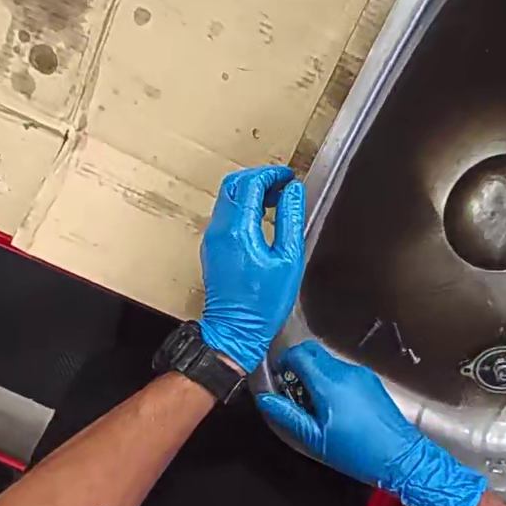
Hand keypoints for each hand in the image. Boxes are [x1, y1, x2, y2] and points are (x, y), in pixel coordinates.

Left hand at [198, 165, 306, 372]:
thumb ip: (290, 219)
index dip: (271, 174)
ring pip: (228, 197)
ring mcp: (212, 238)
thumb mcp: (289, 259)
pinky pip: (225, 213)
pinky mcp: (212, 246)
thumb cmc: (264, 302)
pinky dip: (243, 205)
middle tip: (282, 184)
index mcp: (239, 229)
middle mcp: (220, 229)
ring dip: (251, 190)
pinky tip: (261, 217)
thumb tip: (293, 192)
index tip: (288, 177)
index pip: (250, 183)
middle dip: (259, 177)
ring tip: (275, 199)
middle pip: (234, 184)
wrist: (235, 331)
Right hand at [258, 341, 485, 505]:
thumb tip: (265, 399)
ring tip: (315, 406)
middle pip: (313, 352)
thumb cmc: (357, 452)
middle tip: (294, 392)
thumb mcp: (314, 439)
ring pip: (329, 362)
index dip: (284, 362)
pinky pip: (344, 371)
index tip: (280, 381)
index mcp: (329, 382)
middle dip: (298, 366)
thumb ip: (287, 416)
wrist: (401, 457)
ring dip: (316, 375)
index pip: (299, 353)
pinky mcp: (371, 381)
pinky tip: (335, 407)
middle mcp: (346, 371)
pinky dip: (332, 381)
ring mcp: (361, 374)